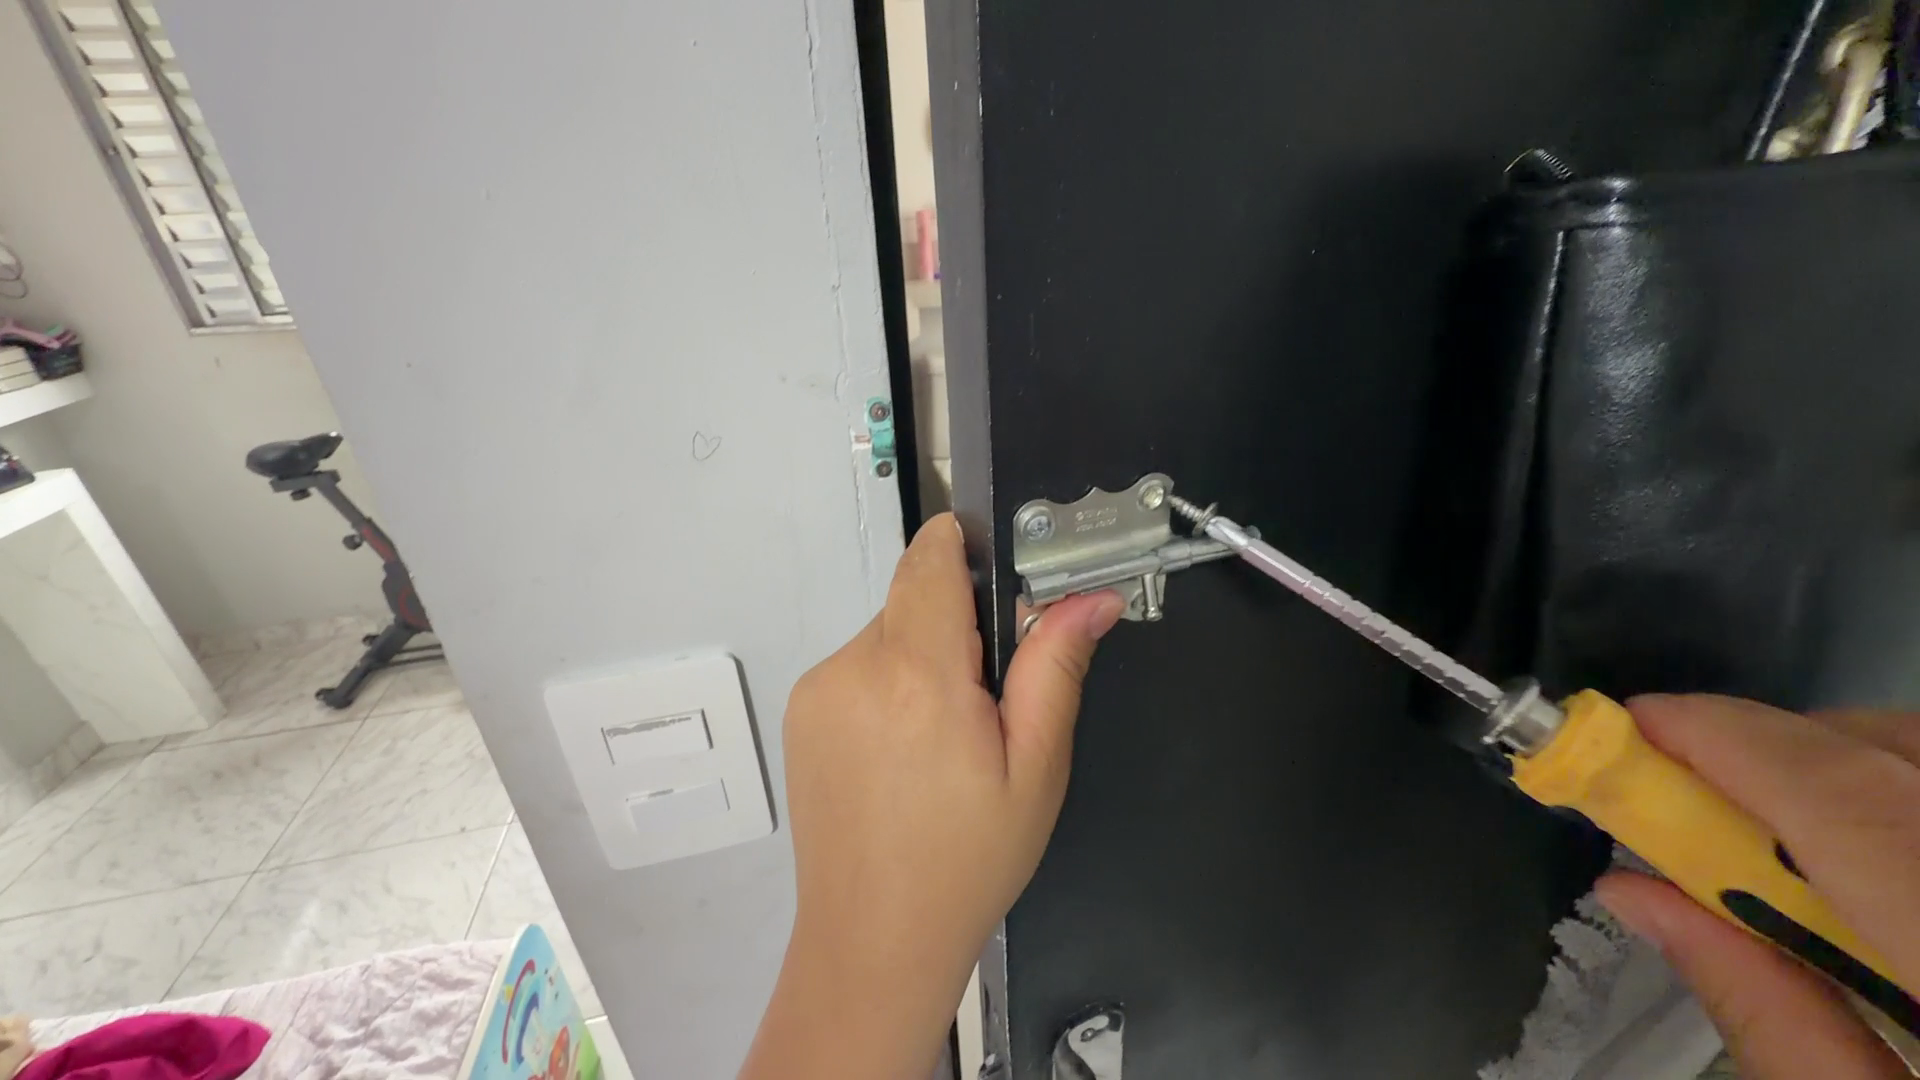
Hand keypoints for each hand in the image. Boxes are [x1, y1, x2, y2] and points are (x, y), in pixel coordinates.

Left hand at [739, 513, 1126, 1079]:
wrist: (872, 940)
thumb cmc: (967, 860)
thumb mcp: (1035, 768)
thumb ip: (1055, 668)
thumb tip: (1091, 598)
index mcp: (919, 674)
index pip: (929, 560)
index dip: (959, 544)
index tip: (990, 562)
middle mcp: (854, 667)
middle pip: (912, 599)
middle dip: (954, 626)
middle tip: (982, 702)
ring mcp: (818, 690)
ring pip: (886, 634)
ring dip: (920, 659)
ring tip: (940, 739)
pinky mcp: (801, 713)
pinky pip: (856, 667)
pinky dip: (886, 684)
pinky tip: (901, 750)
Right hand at [1597, 694, 1919, 1078]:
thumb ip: (1767, 1013)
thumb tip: (1633, 892)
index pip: (1850, 803)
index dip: (1724, 741)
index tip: (1629, 727)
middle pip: (1916, 760)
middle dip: (1785, 749)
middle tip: (1703, 802)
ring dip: (1861, 770)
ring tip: (1806, 841)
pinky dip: (1914, 801)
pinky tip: (1895, 866)